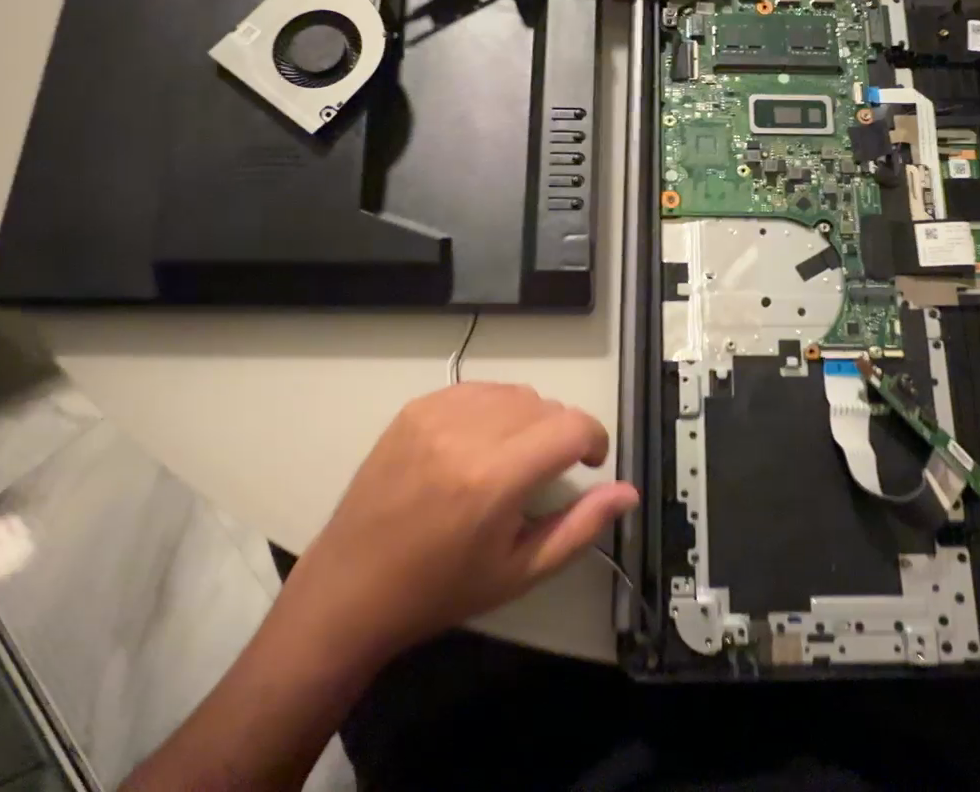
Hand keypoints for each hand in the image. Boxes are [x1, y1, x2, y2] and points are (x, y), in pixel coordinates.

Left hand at [282, 383, 638, 659]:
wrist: (352, 588)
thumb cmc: (442, 589)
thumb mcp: (520, 572)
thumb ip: (580, 527)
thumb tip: (627, 491)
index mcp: (495, 479)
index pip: (571, 426)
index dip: (595, 440)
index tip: (590, 465)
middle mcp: (466, 434)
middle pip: (545, 405)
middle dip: (562, 433)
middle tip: (548, 473)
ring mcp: (434, 417)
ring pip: (512, 392)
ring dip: (528, 417)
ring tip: (514, 457)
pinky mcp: (411, 412)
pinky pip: (474, 390)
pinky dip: (492, 409)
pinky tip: (481, 443)